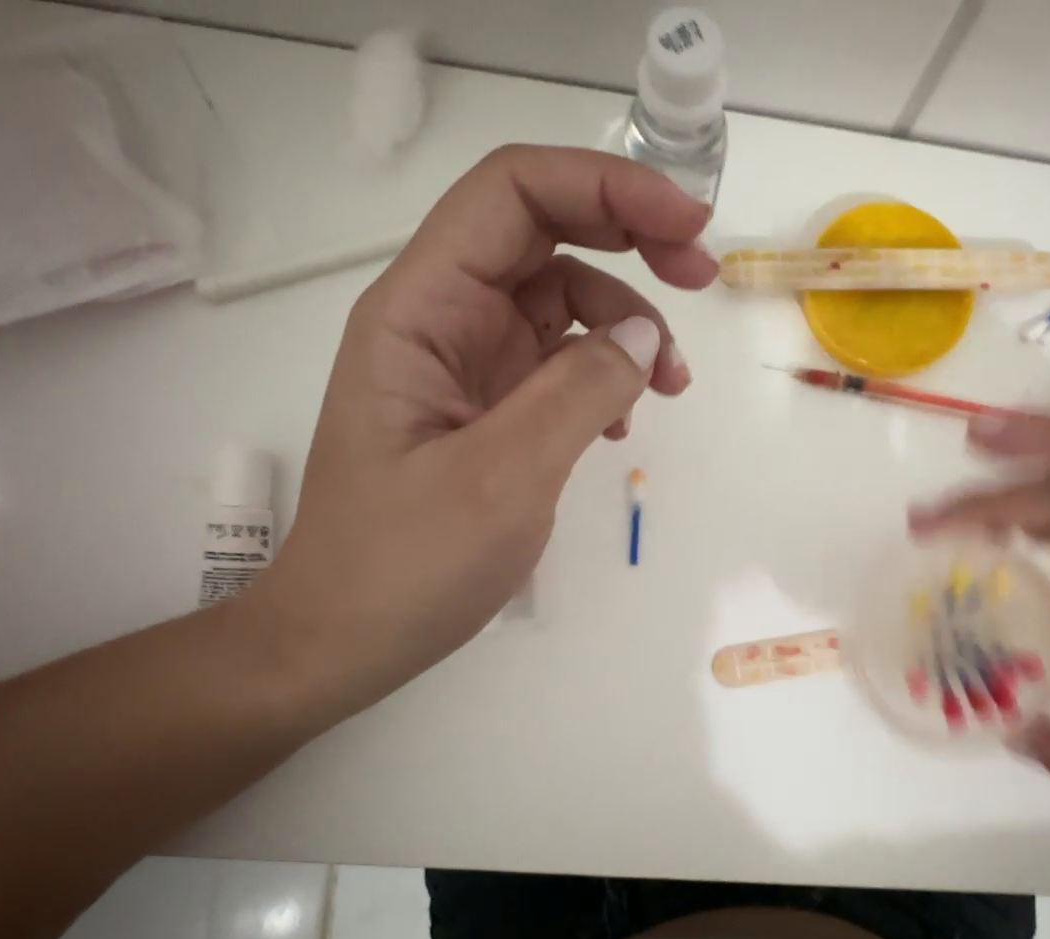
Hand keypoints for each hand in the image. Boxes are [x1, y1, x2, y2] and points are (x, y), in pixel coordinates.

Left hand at [248, 145, 716, 716]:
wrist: (346, 639)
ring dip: (628, 324)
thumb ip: (579, 392)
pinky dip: (606, 375)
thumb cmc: (404, 564)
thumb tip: (643, 340)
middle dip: (630, 240)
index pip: (512, 194)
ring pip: (563, 300)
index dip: (605, 187)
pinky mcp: (490, 406)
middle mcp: (442, 316)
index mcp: (421, 308)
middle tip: (703, 276)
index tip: (687, 226)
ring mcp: (468, 362)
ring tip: (671, 386)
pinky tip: (623, 425)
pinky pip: (561, 362)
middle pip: (544, 233)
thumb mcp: (502, 478)